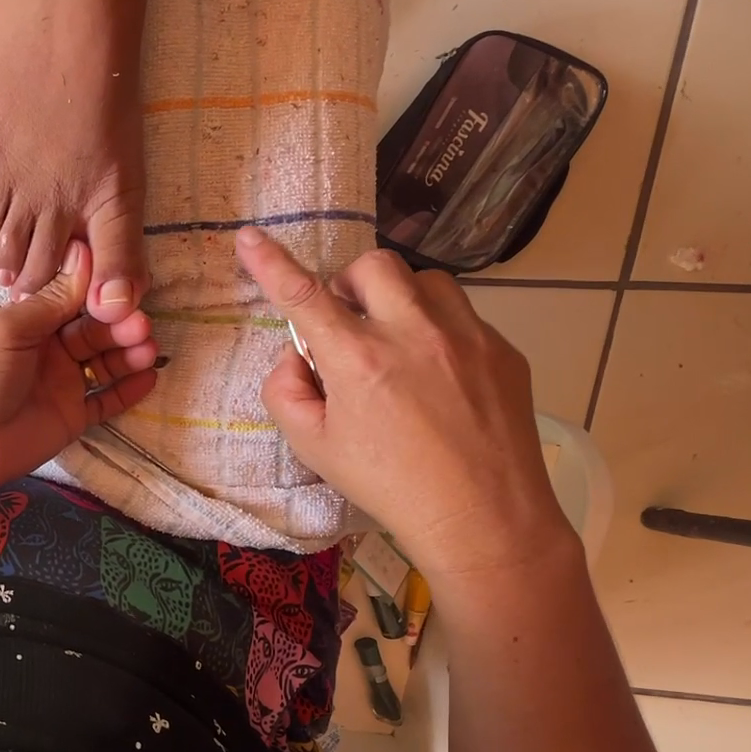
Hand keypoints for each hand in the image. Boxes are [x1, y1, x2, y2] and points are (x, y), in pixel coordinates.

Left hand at [0, 241, 159, 492]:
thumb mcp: (11, 330)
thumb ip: (51, 298)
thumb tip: (85, 250)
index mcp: (32, 323)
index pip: (76, 299)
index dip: (102, 294)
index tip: (129, 286)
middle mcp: (51, 350)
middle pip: (96, 330)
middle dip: (120, 325)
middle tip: (141, 325)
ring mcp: (64, 384)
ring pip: (107, 363)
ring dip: (130, 354)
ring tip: (148, 350)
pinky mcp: (73, 417)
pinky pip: (108, 400)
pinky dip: (129, 389)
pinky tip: (150, 377)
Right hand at [237, 227, 577, 580]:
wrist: (482, 516)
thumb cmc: (386, 483)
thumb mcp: (311, 447)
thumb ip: (285, 390)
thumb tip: (297, 353)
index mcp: (358, 359)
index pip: (303, 295)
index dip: (271, 263)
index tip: (249, 235)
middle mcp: (413, 333)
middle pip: (374, 264)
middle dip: (349, 283)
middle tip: (345, 323)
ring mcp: (467, 335)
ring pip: (424, 278)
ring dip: (396, 298)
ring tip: (394, 342)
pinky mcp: (502, 348)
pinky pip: (460, 313)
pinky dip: (434, 327)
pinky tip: (434, 374)